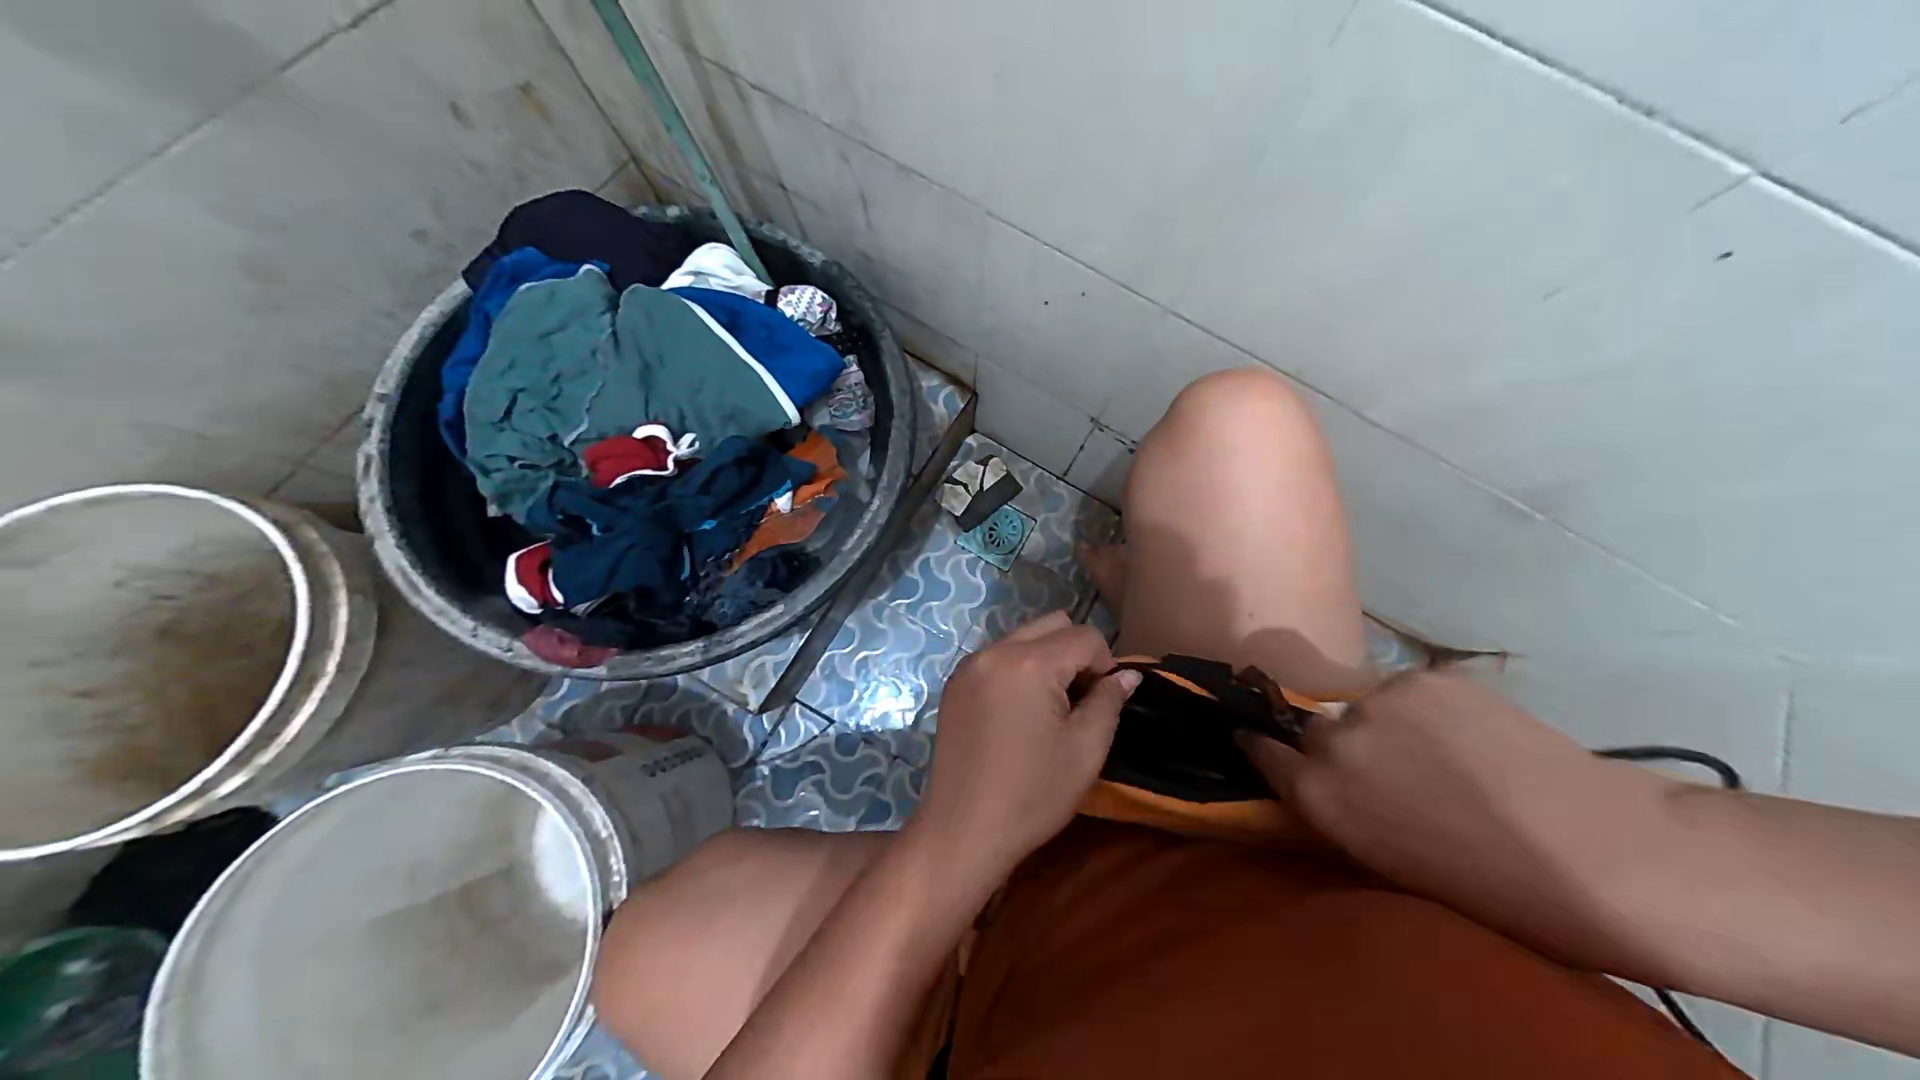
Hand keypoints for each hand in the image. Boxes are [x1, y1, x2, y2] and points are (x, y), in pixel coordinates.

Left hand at [911, 612, 1140, 883]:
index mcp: (1029, 663)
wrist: (963, 830)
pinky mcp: (954, 684)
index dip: (1105, 665)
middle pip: (1052, 624)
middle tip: (1078, 700)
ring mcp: (968, 665)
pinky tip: (1019, 712)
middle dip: (1075, 653)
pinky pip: (997, 656)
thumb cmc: (1033, 794)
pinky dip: (1018, 669)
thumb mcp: (1085, 750)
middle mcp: (994, 651)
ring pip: (1023, 636)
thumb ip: (1109, 701)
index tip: (1102, 703)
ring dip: (1046, 658)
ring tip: (1049, 707)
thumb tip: (1127, 675)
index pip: (1085, 636)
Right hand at [1239, 671, 1678, 960]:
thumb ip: (1339, 811)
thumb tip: (1322, 779)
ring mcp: (1380, 702)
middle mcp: (1335, 740)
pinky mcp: (1426, 678)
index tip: (1258, 739)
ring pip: (1365, 707)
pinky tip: (1469, 737)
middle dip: (1335, 745)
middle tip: (1386, 769)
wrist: (1599, 851)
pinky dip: (1425, 711)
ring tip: (1441, 755)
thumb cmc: (1491, 888)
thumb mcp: (1387, 862)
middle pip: (1314, 729)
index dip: (1260, 745)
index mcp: (1321, 795)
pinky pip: (1408, 692)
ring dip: (1385, 726)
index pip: (1261, 750)